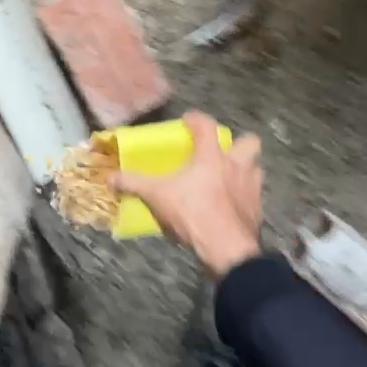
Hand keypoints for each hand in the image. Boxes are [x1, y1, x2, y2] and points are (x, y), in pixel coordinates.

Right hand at [112, 110, 265, 278]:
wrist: (226, 247)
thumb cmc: (192, 213)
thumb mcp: (156, 196)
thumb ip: (133, 184)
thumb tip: (110, 178)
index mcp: (211, 157)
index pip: (206, 126)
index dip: (196, 120)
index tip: (188, 121)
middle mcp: (236, 165)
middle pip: (248, 142)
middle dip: (237, 144)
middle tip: (220, 155)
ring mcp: (251, 187)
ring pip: (255, 168)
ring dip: (244, 170)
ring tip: (227, 180)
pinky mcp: (257, 208)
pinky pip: (254, 196)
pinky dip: (244, 197)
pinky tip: (231, 206)